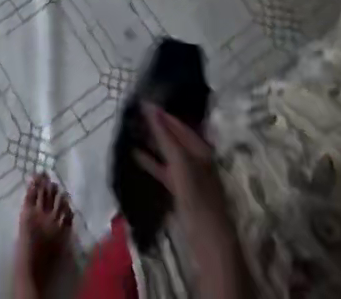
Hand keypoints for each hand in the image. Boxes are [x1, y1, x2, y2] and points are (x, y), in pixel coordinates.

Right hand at [134, 105, 253, 298]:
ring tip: (131, 130)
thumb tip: (149, 106)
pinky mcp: (181, 190)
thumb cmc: (196, 195)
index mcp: (200, 148)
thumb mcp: (180, 161)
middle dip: (155, 126)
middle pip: (173, 136)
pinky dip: (151, 161)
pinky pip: (163, 168)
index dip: (161, 112)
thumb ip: (165, 135)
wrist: (209, 239)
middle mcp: (196, 158)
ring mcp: (189, 174)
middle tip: (132, 113)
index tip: (141, 100)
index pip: (178, 123)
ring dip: (151, 142)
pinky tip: (135, 155)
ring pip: (167, 152)